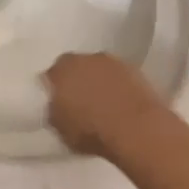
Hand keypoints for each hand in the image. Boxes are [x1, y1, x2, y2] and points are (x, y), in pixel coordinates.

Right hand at [43, 52, 164, 157]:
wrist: (136, 129)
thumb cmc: (90, 130)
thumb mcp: (59, 128)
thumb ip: (54, 110)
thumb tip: (57, 106)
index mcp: (61, 70)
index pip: (52, 75)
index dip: (54, 88)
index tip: (58, 102)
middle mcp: (85, 58)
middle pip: (77, 66)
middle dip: (77, 80)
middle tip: (80, 101)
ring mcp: (113, 62)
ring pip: (100, 69)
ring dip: (100, 81)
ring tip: (104, 103)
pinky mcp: (136, 70)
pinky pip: (121, 77)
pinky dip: (119, 86)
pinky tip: (122, 103)